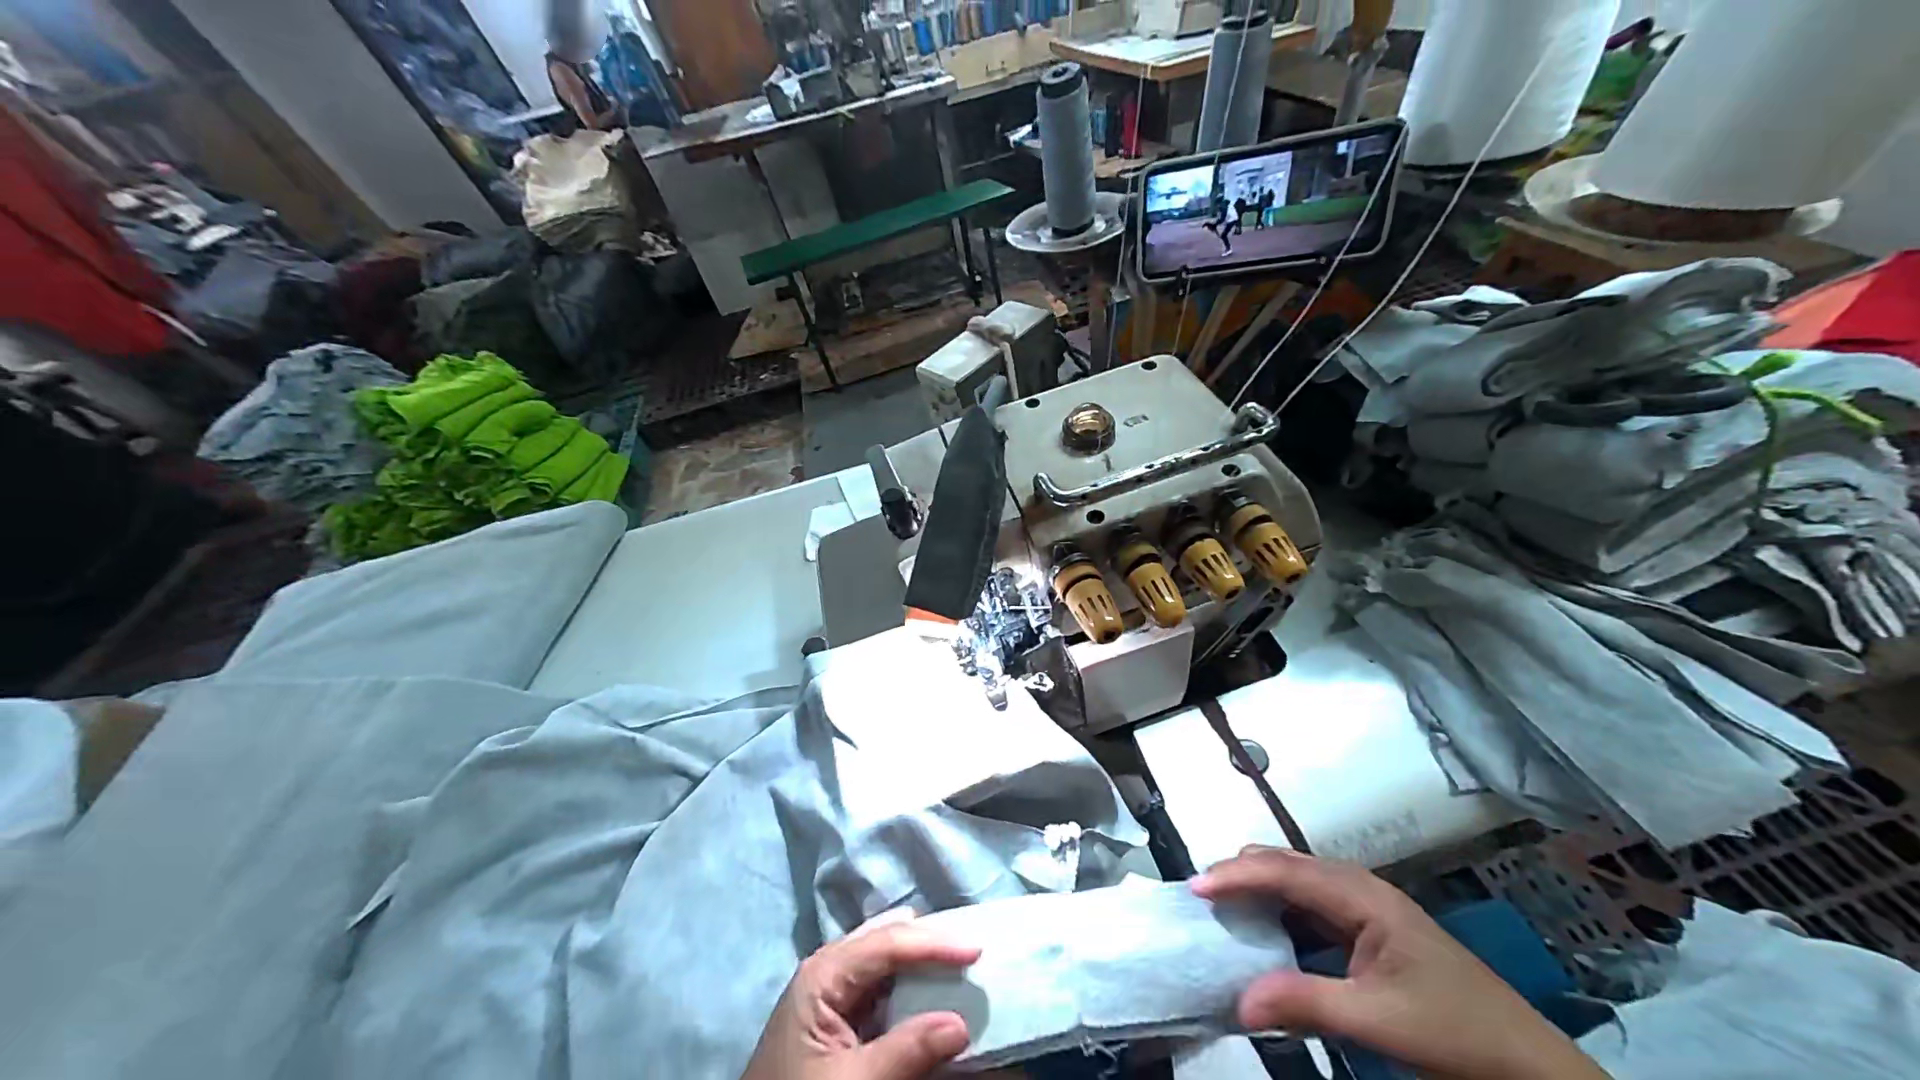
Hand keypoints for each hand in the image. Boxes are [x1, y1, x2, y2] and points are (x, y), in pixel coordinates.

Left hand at [740, 915, 980, 1079]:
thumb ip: (907, 1051)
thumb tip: (961, 1023)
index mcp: (824, 974)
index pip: (887, 942)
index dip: (934, 943)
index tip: (976, 950)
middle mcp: (828, 968)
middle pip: (887, 939)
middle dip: (929, 943)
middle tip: (971, 950)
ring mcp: (833, 990)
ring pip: (886, 958)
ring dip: (922, 963)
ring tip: (960, 963)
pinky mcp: (839, 1014)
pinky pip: (882, 985)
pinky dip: (910, 986)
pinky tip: (934, 990)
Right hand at [1192, 847, 1607, 1079]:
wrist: (1528, 1064)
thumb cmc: (1457, 1030)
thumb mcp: (1380, 1020)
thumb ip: (1307, 1004)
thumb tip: (1238, 1001)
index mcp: (1363, 896)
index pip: (1286, 871)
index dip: (1237, 876)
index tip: (1195, 889)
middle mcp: (1359, 890)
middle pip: (1287, 865)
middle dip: (1241, 874)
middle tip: (1201, 896)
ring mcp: (1364, 909)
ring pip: (1296, 884)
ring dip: (1257, 892)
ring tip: (1221, 909)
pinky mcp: (1366, 932)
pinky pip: (1308, 910)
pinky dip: (1277, 915)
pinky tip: (1263, 934)